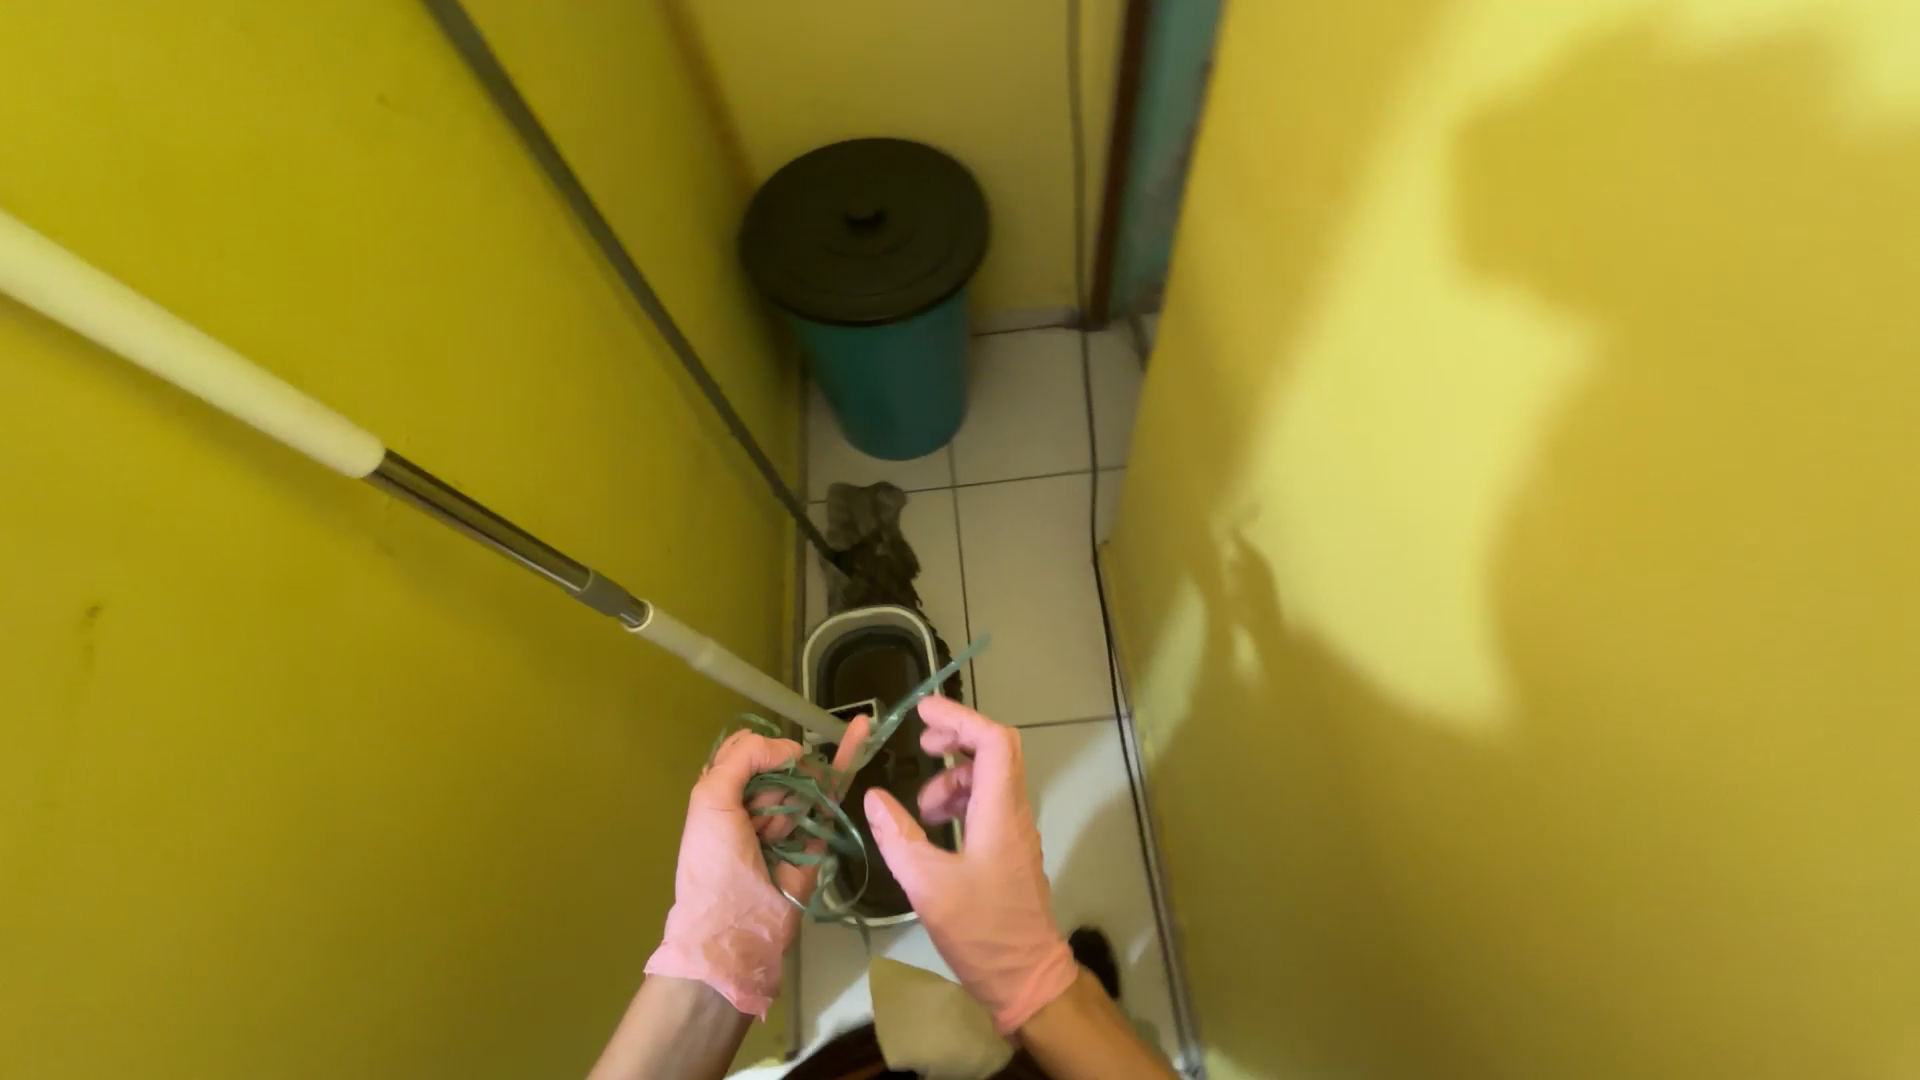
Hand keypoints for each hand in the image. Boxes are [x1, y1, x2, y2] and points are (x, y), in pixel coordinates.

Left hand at [644, 715, 869, 1017]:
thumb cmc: (715, 864)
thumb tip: (794, 750)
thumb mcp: (709, 800)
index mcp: (723, 792)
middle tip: (759, 817)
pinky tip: (862, 730)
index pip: (745, 749)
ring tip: (775, 835)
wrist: (738, 928)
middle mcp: (756, 801)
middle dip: (776, 780)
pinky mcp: (817, 833)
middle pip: (778, 763)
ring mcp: (789, 817)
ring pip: (804, 778)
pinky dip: (847, 761)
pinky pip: (833, 794)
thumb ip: (743, 757)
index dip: (758, 749)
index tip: (764, 762)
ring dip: (797, 795)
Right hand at [863, 697, 1077, 1034]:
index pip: (993, 741)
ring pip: (990, 777)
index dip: (960, 718)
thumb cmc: (981, 931)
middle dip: (957, 736)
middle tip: (920, 743)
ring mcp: (1015, 829)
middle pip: (996, 750)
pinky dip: (961, 799)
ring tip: (922, 806)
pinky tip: (935, 824)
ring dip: (954, 776)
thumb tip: (873, 798)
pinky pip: (988, 802)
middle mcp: (1014, 811)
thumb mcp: (927, 885)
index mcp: (1000, 811)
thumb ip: (898, 837)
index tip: (923, 712)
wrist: (1027, 979)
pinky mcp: (1011, 847)